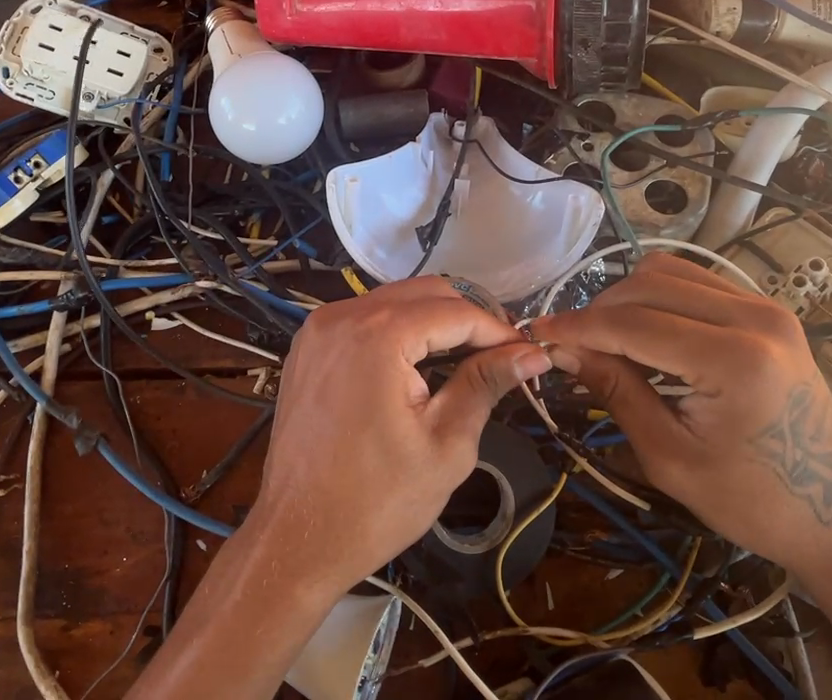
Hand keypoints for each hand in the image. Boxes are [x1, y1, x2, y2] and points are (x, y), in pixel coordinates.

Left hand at [245, 277, 552, 593]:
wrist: (299, 539)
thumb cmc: (377, 501)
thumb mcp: (446, 444)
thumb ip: (486, 383)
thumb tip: (533, 353)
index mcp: (377, 335)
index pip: (455, 311)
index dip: (498, 329)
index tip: (527, 353)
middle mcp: (342, 316)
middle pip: (424, 293)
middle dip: (468, 317)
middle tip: (502, 355)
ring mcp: (318, 329)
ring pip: (394, 301)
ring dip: (434, 321)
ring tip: (469, 359)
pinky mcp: (308, 347)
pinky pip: (364, 319)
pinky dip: (398, 331)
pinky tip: (420, 364)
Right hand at [533, 253, 831, 581]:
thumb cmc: (752, 500)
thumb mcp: (669, 456)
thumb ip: (615, 390)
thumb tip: (560, 348)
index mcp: (733, 360)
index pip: (633, 322)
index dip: (578, 326)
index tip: (537, 332)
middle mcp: (754, 317)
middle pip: (648, 283)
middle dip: (600, 310)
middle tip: (570, 346)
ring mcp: (766, 307)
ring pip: (669, 272)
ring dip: (628, 299)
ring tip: (607, 341)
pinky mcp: (768, 311)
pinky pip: (695, 282)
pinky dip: (658, 298)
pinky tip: (646, 335)